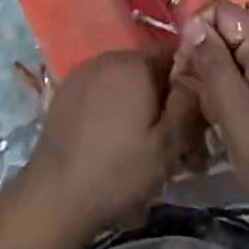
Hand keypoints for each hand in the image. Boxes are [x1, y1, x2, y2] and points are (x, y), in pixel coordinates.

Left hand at [20, 51, 197, 235]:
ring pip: (121, 78)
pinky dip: (109, 103)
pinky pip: (98, 88)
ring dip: (133, 98)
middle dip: (158, 92)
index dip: (185, 78)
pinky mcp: (65, 90)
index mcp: (135, 65)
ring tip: (136, 137)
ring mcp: (82, 72)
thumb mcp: (167, 145)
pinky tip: (108, 135)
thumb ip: (186, 103)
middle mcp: (108, 58)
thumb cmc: (118, 171)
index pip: (171, 53)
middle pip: (145, 66)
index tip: (191, 107)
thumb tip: (193, 76)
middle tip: (165, 131)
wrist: (55, 194)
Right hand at [172, 1, 248, 226]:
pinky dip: (216, 94)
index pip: (222, 10)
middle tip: (186, 90)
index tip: (183, 63)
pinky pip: (230, 80)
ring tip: (201, 110)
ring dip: (205, 78)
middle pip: (220, 32)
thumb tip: (191, 24)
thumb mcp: (236, 111)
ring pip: (221, 57)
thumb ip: (212, 64)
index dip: (197, 28)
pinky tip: (213, 120)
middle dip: (198, 56)